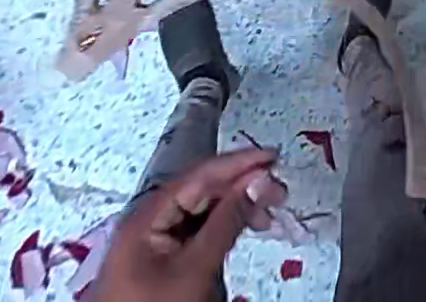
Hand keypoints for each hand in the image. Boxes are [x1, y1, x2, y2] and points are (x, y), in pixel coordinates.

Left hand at [91, 148, 284, 300]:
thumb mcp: (196, 268)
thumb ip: (229, 219)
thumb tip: (261, 179)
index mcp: (147, 218)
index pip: (200, 175)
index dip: (240, 162)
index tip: (274, 158)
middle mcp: (150, 221)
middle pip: (204, 190)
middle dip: (243, 187)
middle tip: (278, 192)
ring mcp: (156, 241)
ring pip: (206, 208)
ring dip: (239, 206)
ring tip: (267, 215)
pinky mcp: (164, 259)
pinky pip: (201, 228)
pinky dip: (227, 224)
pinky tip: (248, 227)